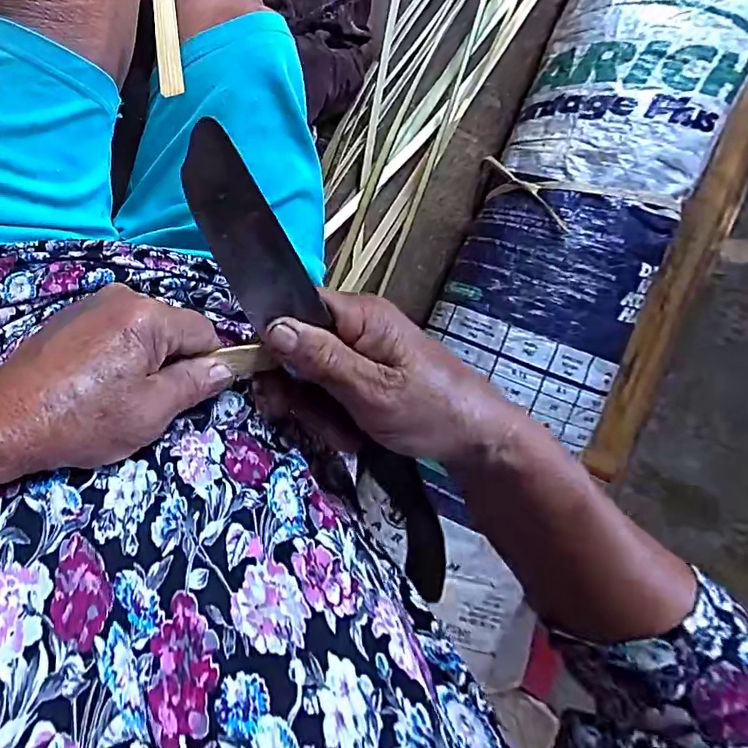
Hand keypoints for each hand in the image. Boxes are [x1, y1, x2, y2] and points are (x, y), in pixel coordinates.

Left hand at [0, 283, 234, 473]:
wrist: (1, 421)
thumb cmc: (80, 421)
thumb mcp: (150, 412)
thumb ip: (194, 384)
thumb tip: (225, 367)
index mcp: (148, 315)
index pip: (205, 332)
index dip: (207, 364)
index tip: (192, 394)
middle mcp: (124, 296)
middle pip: (174, 329)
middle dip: (172, 362)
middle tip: (148, 401)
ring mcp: (95, 302)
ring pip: (146, 331)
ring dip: (144, 359)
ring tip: (116, 395)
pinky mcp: (73, 314)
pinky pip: (117, 329)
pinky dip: (118, 353)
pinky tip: (94, 382)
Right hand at [261, 290, 525, 466]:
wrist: (478, 440)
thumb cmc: (432, 410)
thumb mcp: (372, 390)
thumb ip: (321, 360)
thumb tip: (273, 327)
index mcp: (360, 314)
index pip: (298, 306)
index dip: (275, 339)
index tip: (269, 378)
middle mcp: (356, 327)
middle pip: (298, 348)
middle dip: (301, 392)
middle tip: (315, 422)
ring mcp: (360, 354)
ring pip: (310, 378)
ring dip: (320, 413)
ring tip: (348, 435)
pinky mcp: (363, 377)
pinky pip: (329, 394)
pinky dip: (335, 418)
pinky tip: (354, 437)